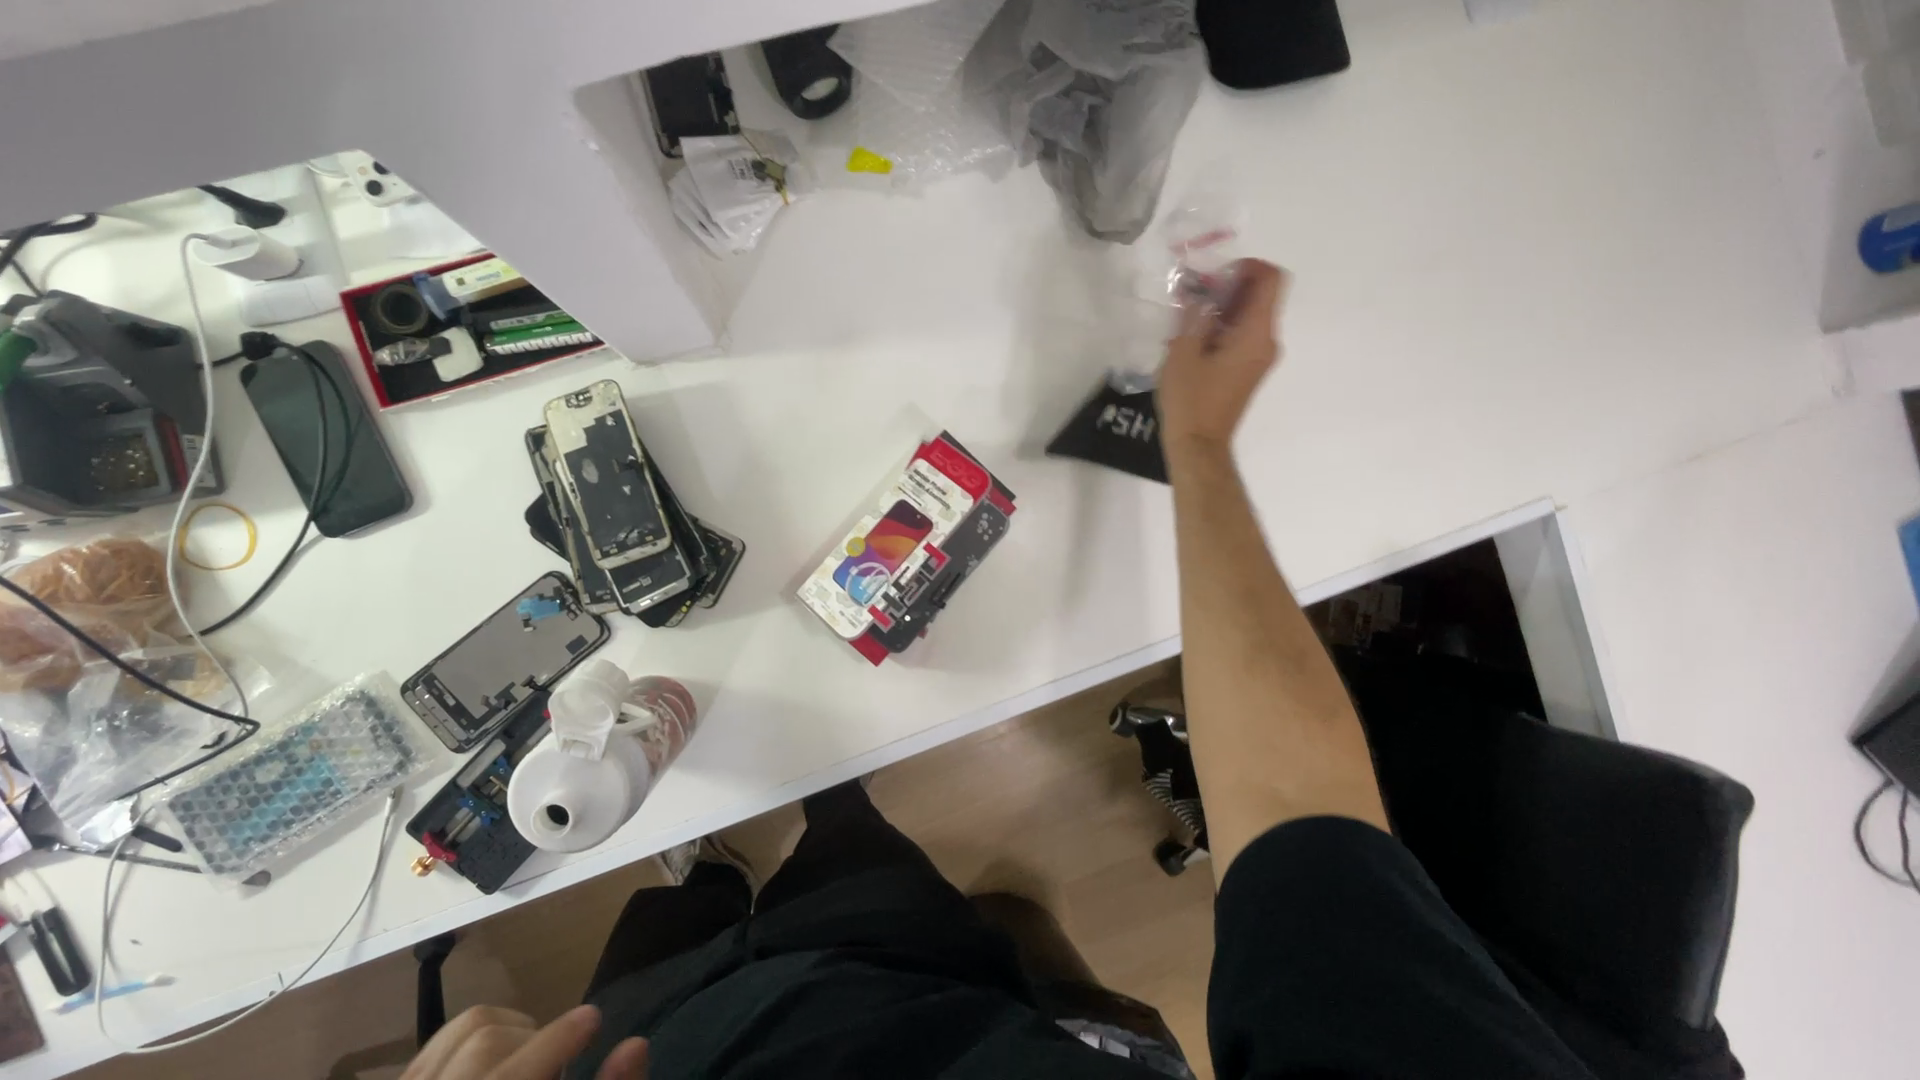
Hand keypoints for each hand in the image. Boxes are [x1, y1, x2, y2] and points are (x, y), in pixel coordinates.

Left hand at [401, 1004, 650, 1079]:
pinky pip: (440, 1044)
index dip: (557, 1043)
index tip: (594, 1018)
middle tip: (560, 1069)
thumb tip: (634, 1046)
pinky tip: (497, 1070)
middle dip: (535, 1045)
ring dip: (507, 1036)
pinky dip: (477, 1044)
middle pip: (487, 1042)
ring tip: (529, 1067)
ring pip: (463, 1031)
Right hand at [1155, 259, 1290, 459]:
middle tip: (1195, 294)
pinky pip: (1245, 334)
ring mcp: (1261, 357)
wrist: (1198, 445)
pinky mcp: (1250, 369)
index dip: (1248, 266)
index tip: (1216, 275)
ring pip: (1252, 315)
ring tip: (1190, 316)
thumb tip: (1202, 294)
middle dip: (1231, 286)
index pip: (1271, 279)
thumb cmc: (1190, 399)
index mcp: (1256, 333)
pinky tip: (1196, 338)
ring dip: (1225, 307)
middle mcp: (1268, 342)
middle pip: (1262, 295)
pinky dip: (1225, 326)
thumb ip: (1195, 315)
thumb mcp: (1183, 352)